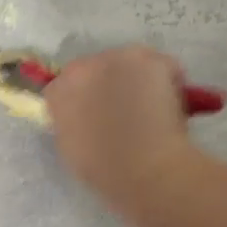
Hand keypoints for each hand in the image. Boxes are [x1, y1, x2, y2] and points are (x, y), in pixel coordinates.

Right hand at [42, 46, 201, 217]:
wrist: (146, 166)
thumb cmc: (103, 168)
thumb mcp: (69, 147)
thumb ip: (68, 121)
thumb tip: (80, 115)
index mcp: (60, 90)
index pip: (64, 87)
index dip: (79, 100)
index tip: (90, 116)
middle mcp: (86, 66)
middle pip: (94, 69)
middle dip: (104, 85)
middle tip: (120, 111)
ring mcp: (120, 59)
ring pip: (126, 63)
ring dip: (132, 79)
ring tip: (146, 106)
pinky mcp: (153, 60)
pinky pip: (157, 66)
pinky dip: (163, 79)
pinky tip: (166, 102)